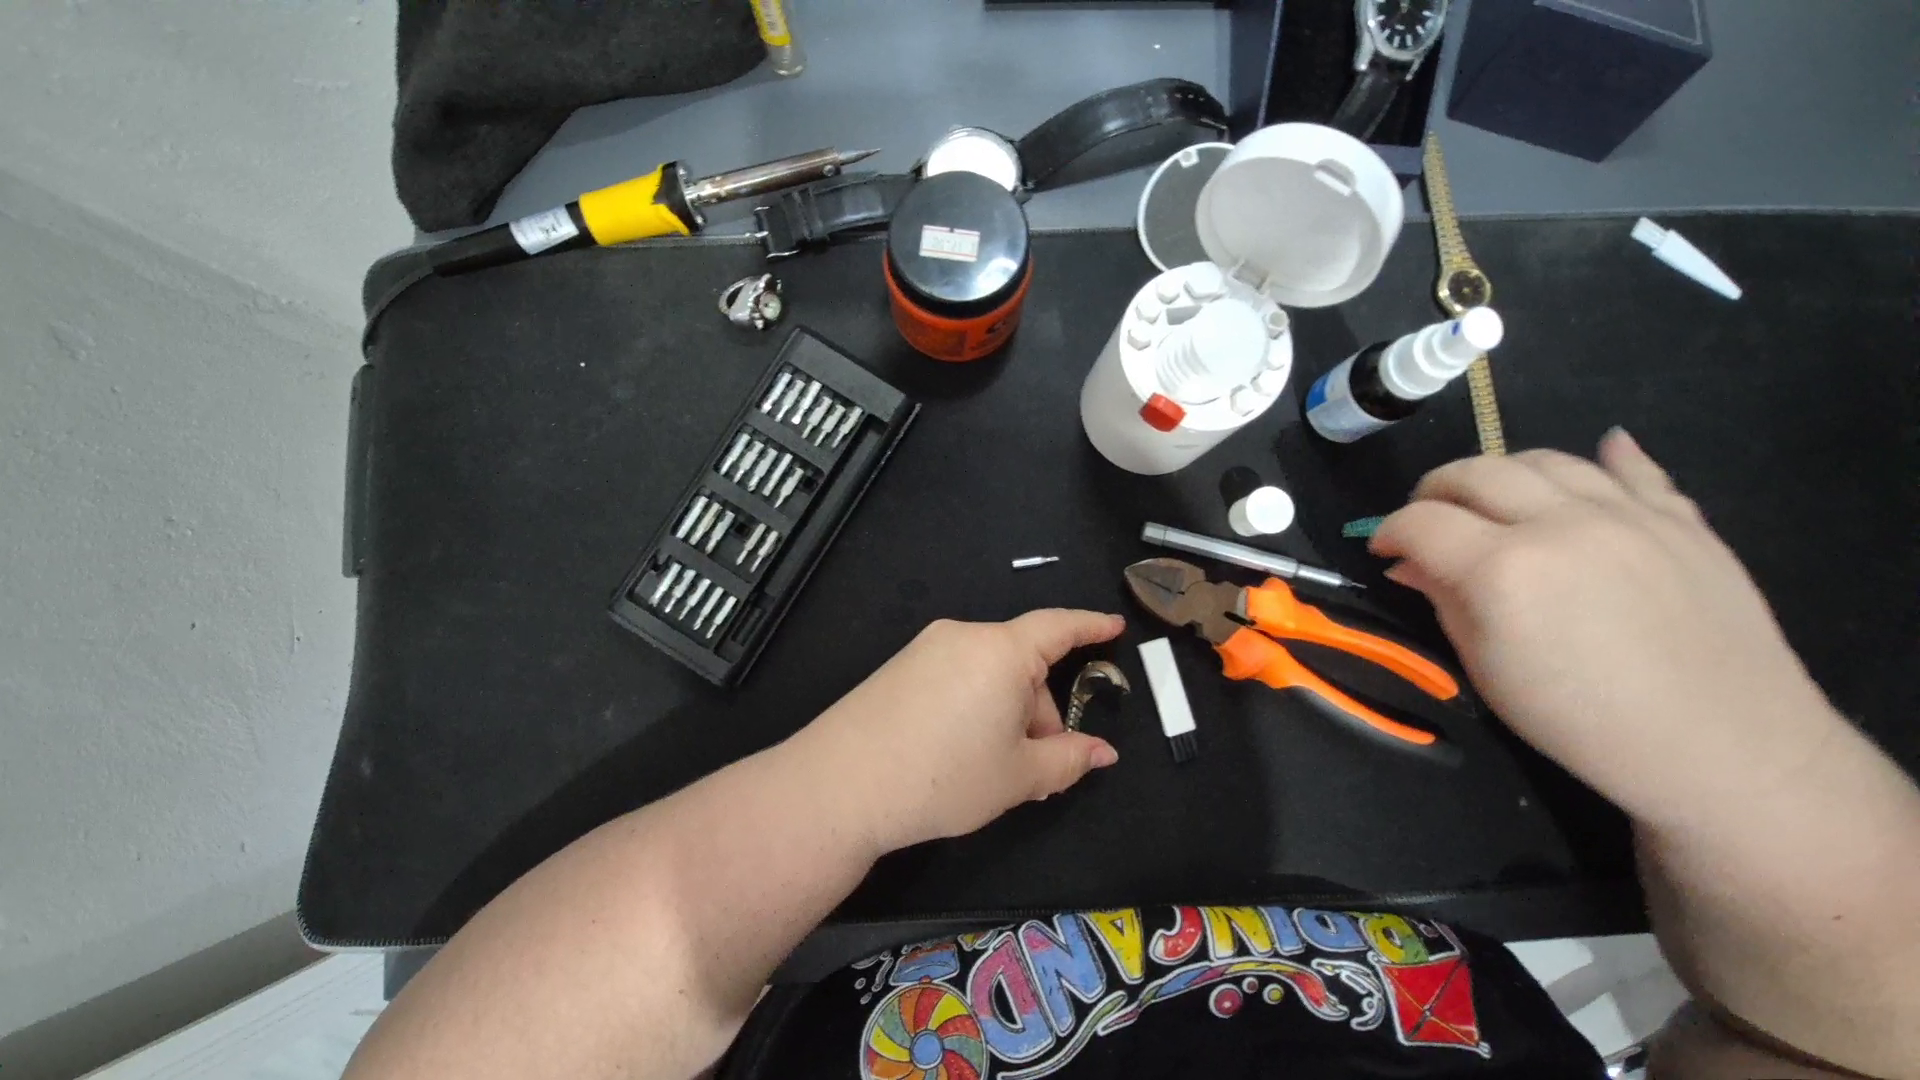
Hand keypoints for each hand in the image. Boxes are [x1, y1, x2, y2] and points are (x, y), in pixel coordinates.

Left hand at [791, 610, 1124, 853]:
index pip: (1058, 627)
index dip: (1090, 626)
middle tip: (1040, 763)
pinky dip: (974, 707)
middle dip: (1039, 708)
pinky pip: (956, 678)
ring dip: (1006, 712)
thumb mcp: (1018, 776)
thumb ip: (1069, 759)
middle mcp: (963, 637)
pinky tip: (960, 754)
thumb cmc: (944, 777)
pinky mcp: (899, 669)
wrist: (841, 785)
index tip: (1113, 626)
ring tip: (995, 770)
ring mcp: (926, 650)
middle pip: (1022, 662)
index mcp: (1001, 651)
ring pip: (988, 674)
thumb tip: (1102, 753)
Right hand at [1370, 430, 1839, 825]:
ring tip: (1493, 501)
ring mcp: (1627, 515)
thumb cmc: (1581, 722)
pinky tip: (1600, 450)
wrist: (1721, 748)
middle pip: (1477, 472)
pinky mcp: (1682, 521)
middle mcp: (1560, 524)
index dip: (1389, 531)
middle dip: (1435, 490)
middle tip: (1426, 518)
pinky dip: (1609, 456)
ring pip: (1546, 460)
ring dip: (1503, 473)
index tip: (1384, 551)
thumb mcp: (1487, 669)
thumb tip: (1410, 564)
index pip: (1421, 522)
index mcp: (1502, 570)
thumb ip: (1444, 601)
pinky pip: (1636, 469)